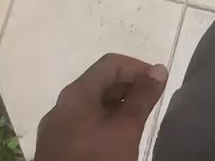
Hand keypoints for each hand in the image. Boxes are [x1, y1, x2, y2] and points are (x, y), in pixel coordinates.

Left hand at [35, 53, 167, 160]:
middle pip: (99, 82)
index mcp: (75, 94)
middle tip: (150, 101)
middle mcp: (60, 106)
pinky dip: (102, 123)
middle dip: (128, 87)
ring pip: (91, 106)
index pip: (111, 64)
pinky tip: (115, 139)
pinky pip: (82, 124)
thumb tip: (159, 70)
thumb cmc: (98, 160)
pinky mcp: (54, 150)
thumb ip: (143, 97)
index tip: (158, 84)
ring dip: (117, 107)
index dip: (138, 68)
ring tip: (137, 121)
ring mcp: (55, 130)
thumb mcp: (127, 129)